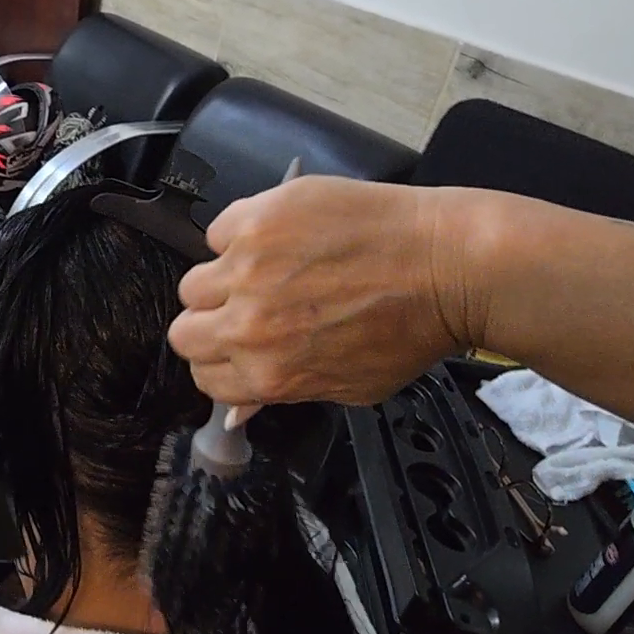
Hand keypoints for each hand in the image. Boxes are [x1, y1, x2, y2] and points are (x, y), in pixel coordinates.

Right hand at [168, 177, 475, 405]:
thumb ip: (284, 394)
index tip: (236, 347)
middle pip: (183, 333)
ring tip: (262, 271)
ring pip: (194, 284)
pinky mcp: (254, 220)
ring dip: (222, 281)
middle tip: (243, 310)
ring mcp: (245, 268)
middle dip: (209, 326)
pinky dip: (240, 235)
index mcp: (268, 373)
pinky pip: (219, 233)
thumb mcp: (350, 386)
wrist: (450, 263)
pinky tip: (279, 238)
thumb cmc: (410, 330)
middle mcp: (247, 324)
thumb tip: (235, 413)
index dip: (220, 362)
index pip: (203, 376)